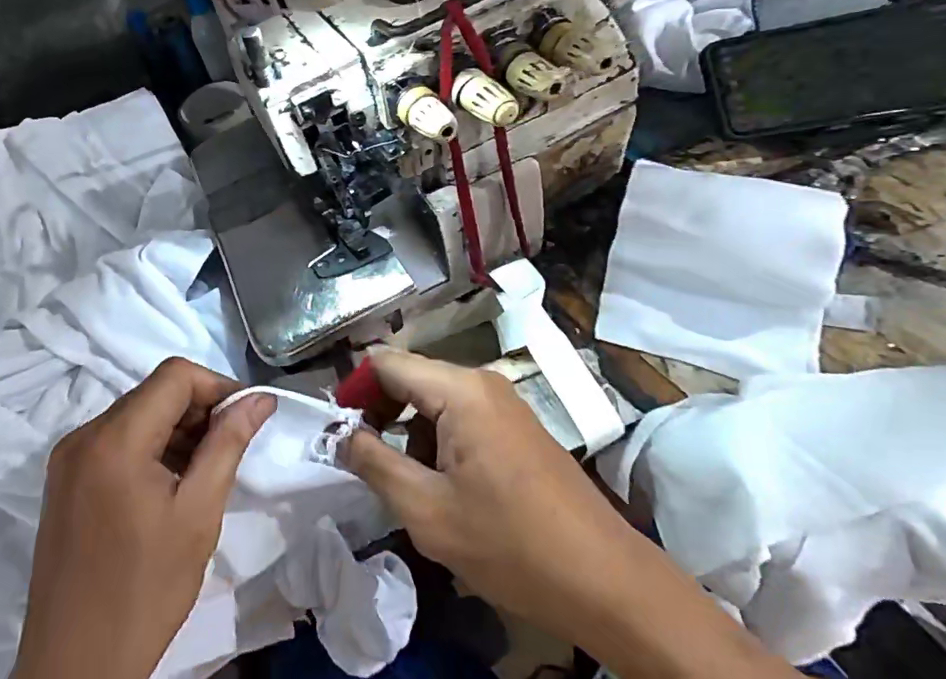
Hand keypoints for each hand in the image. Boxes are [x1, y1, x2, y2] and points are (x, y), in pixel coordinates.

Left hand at [12, 357, 276, 678]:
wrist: (76, 663)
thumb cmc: (146, 590)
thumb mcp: (198, 514)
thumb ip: (228, 444)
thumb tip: (259, 400)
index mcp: (114, 438)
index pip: (174, 375)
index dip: (218, 386)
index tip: (247, 417)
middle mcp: (84, 434)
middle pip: (152, 393)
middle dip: (198, 409)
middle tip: (232, 446)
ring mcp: (68, 456)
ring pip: (135, 415)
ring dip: (175, 430)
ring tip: (206, 470)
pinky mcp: (64, 478)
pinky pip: (115, 441)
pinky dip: (149, 448)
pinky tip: (171, 483)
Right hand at [341, 351, 796, 678]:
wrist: (608, 583)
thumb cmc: (511, 545)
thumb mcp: (426, 509)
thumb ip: (372, 462)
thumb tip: (339, 433)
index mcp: (458, 390)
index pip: (384, 363)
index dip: (353, 392)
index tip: (337, 433)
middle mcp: (481, 382)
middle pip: (409, 378)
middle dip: (380, 415)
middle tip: (365, 463)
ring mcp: (504, 403)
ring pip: (433, 401)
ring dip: (410, 434)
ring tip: (409, 486)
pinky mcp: (517, 427)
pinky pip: (461, 418)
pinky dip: (439, 443)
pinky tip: (445, 488)